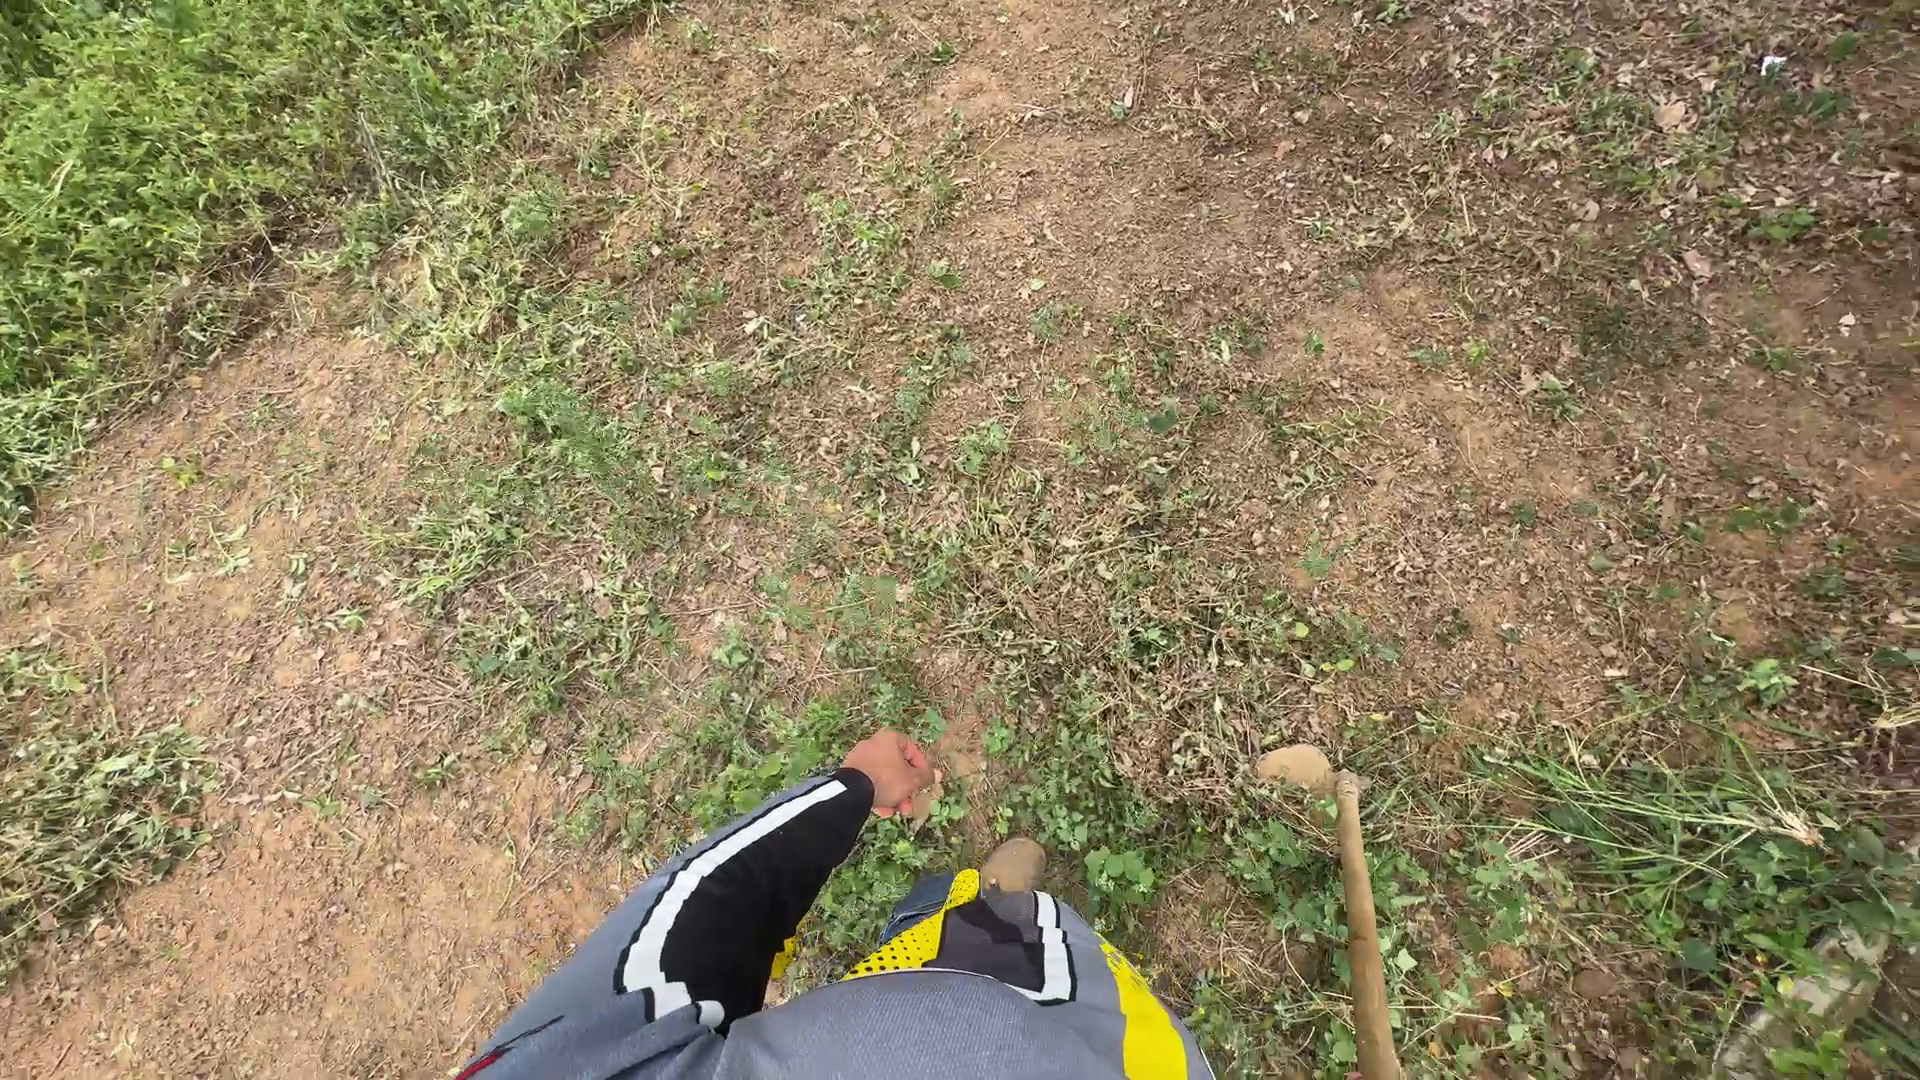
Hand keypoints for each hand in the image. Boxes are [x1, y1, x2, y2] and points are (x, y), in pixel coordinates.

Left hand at [841, 729, 937, 817]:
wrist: (852, 790)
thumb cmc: (887, 780)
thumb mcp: (912, 780)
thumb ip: (926, 777)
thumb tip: (936, 774)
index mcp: (890, 738)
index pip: (912, 751)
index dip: (921, 769)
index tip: (924, 784)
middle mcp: (874, 742)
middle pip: (897, 766)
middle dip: (905, 788)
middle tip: (908, 803)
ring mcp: (860, 756)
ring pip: (884, 776)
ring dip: (893, 794)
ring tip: (894, 811)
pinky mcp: (849, 769)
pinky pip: (870, 780)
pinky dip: (878, 793)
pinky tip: (881, 810)